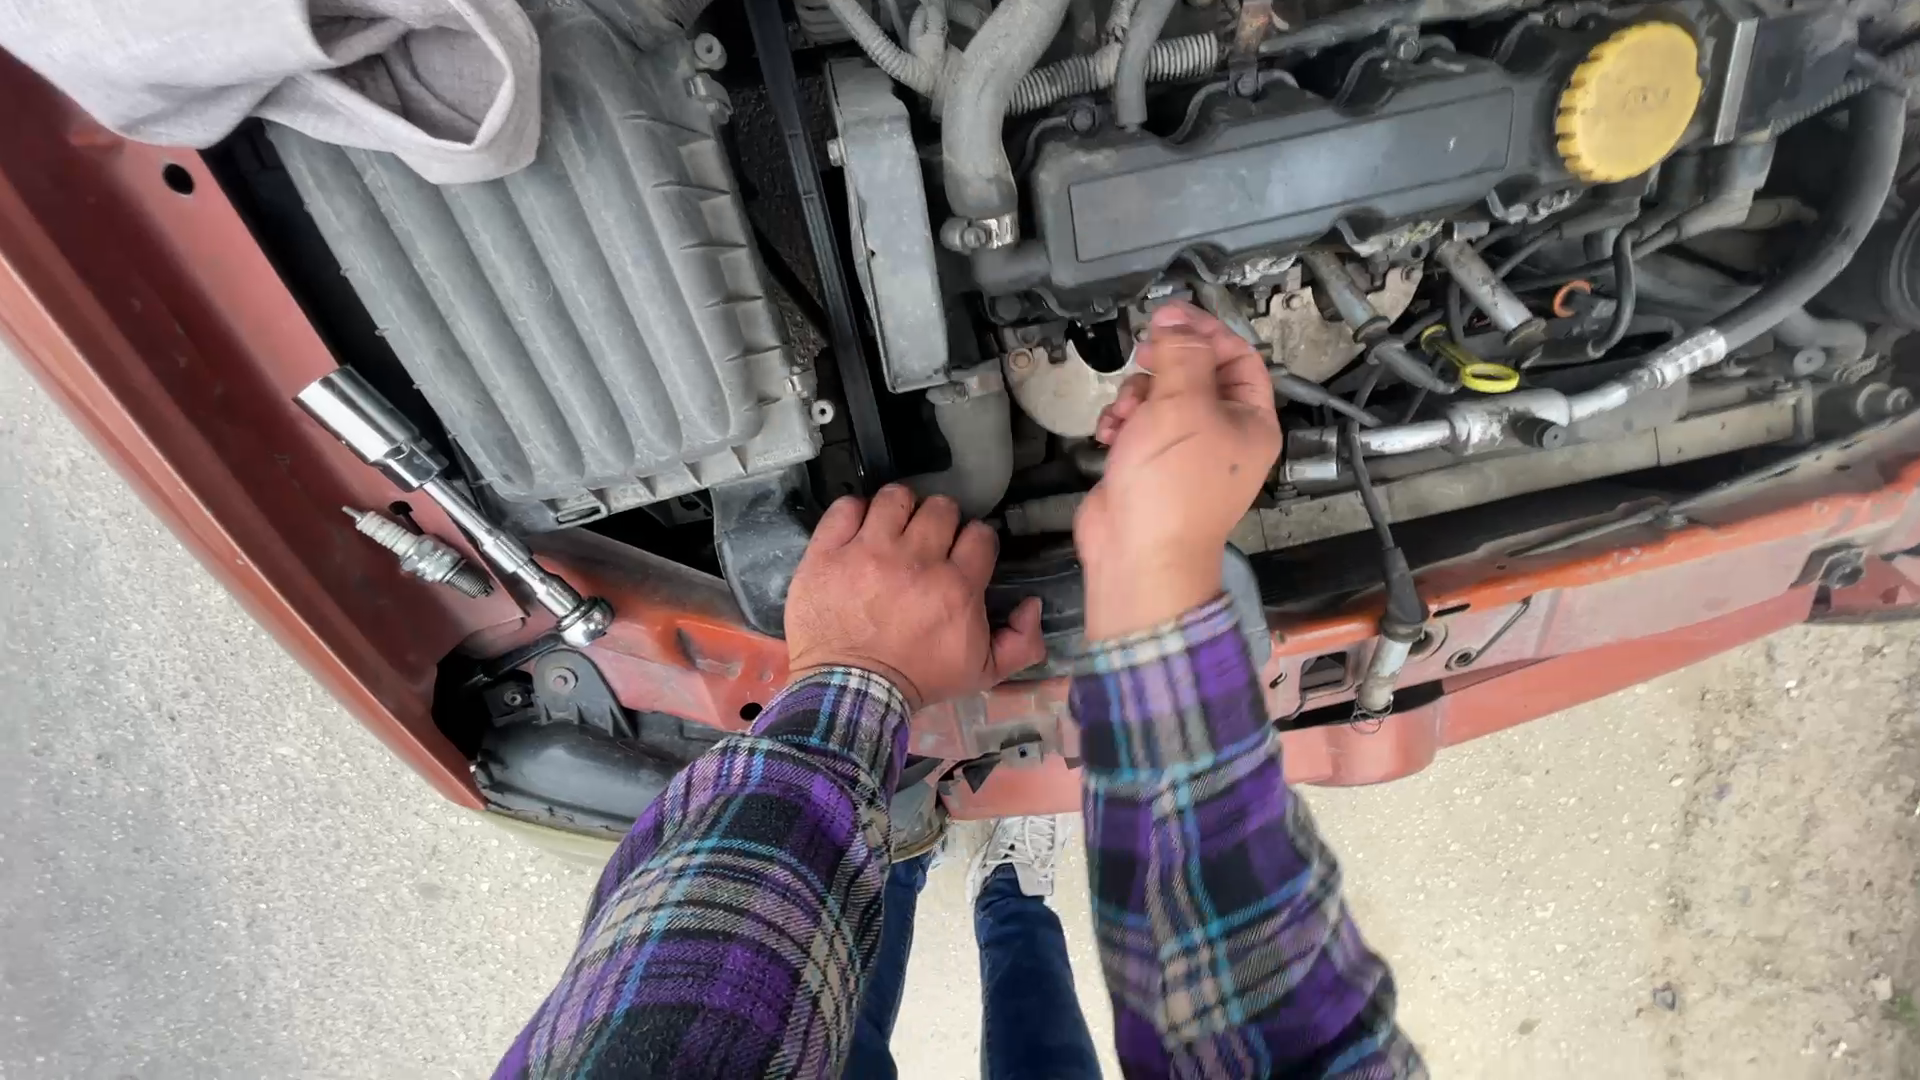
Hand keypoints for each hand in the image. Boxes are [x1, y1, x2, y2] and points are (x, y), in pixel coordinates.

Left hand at [786, 485, 1046, 709]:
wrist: (851, 692)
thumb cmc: (918, 680)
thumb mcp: (983, 673)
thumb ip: (1022, 641)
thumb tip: (1032, 604)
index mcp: (956, 586)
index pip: (979, 533)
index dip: (973, 541)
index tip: (960, 554)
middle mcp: (915, 561)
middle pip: (940, 507)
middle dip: (939, 521)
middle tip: (926, 542)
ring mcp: (868, 552)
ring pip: (895, 498)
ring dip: (899, 510)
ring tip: (892, 531)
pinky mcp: (828, 553)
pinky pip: (846, 507)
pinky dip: (854, 513)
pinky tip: (858, 532)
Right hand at [1077, 300, 1280, 639]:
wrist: (1137, 554)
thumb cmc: (1172, 487)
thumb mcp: (1183, 405)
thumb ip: (1182, 355)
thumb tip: (1176, 324)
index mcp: (1250, 420)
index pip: (1238, 357)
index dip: (1204, 331)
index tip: (1168, 316)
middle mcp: (1221, 435)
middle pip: (1195, 375)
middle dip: (1163, 364)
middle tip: (1141, 354)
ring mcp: (1183, 453)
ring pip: (1160, 399)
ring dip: (1135, 396)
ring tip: (1123, 413)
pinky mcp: (1149, 467)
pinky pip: (1137, 428)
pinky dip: (1121, 424)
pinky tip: (1109, 434)